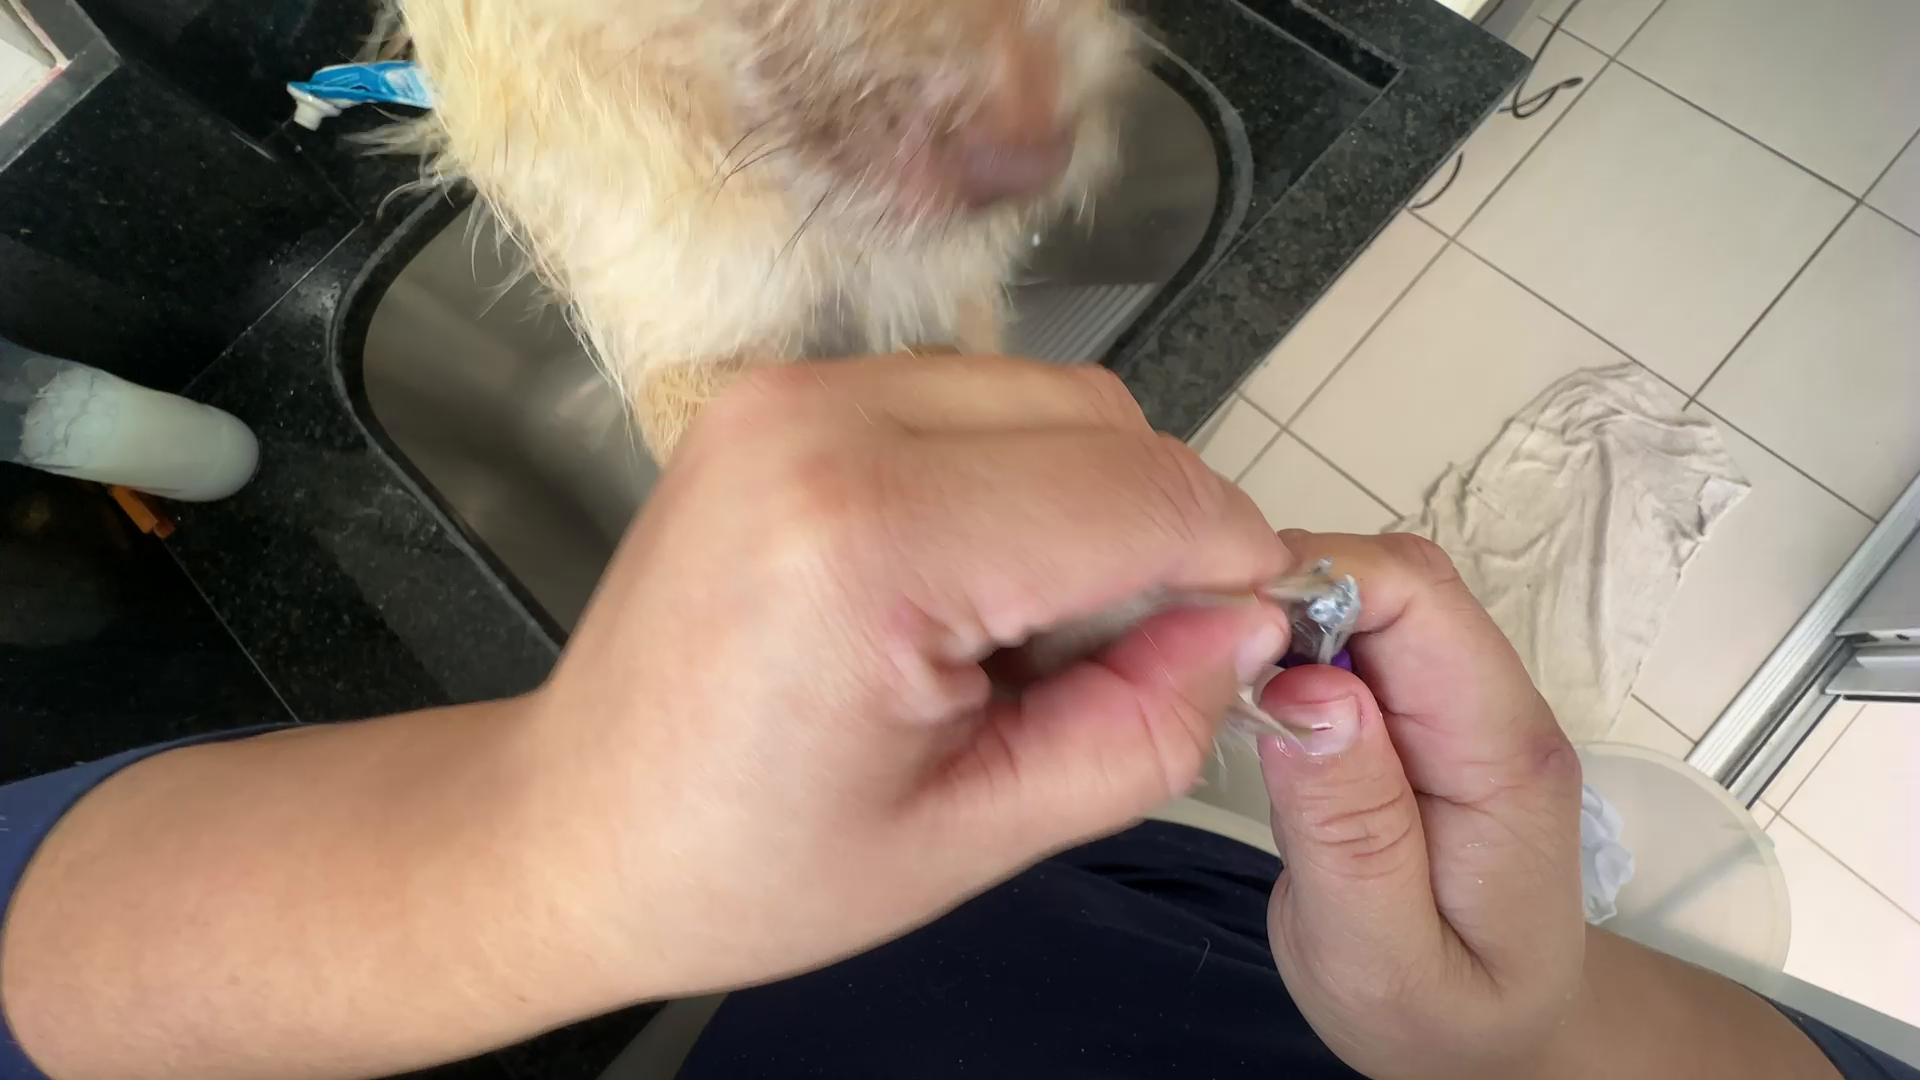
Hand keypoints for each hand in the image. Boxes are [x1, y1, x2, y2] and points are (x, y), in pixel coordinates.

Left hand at [525, 355, 1292, 999]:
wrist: (579, 818)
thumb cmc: (747, 858)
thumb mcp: (979, 832)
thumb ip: (1144, 724)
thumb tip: (1242, 625)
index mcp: (868, 538)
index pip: (1135, 493)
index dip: (1226, 553)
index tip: (1251, 613)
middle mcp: (824, 422)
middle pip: (1098, 419)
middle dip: (1156, 525)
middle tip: (1123, 641)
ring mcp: (794, 391)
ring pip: (1043, 397)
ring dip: (1084, 496)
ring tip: (1024, 617)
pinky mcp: (787, 396)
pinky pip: (971, 402)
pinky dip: (1014, 474)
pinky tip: (969, 568)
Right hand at [1253, 532, 1585, 1079]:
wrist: (1492, 1039)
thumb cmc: (1440, 1016)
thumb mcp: (1380, 954)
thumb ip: (1348, 827)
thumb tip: (1305, 687)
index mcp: (1498, 753)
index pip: (1418, 597)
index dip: (1311, 580)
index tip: (1218, 625)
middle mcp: (1484, 704)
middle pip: (1392, 577)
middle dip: (1284, 586)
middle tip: (1200, 648)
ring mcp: (1446, 703)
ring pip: (1362, 594)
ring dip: (1278, 610)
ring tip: (1211, 670)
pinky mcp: (1404, 709)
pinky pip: (1344, 634)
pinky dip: (1280, 638)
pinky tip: (1241, 685)